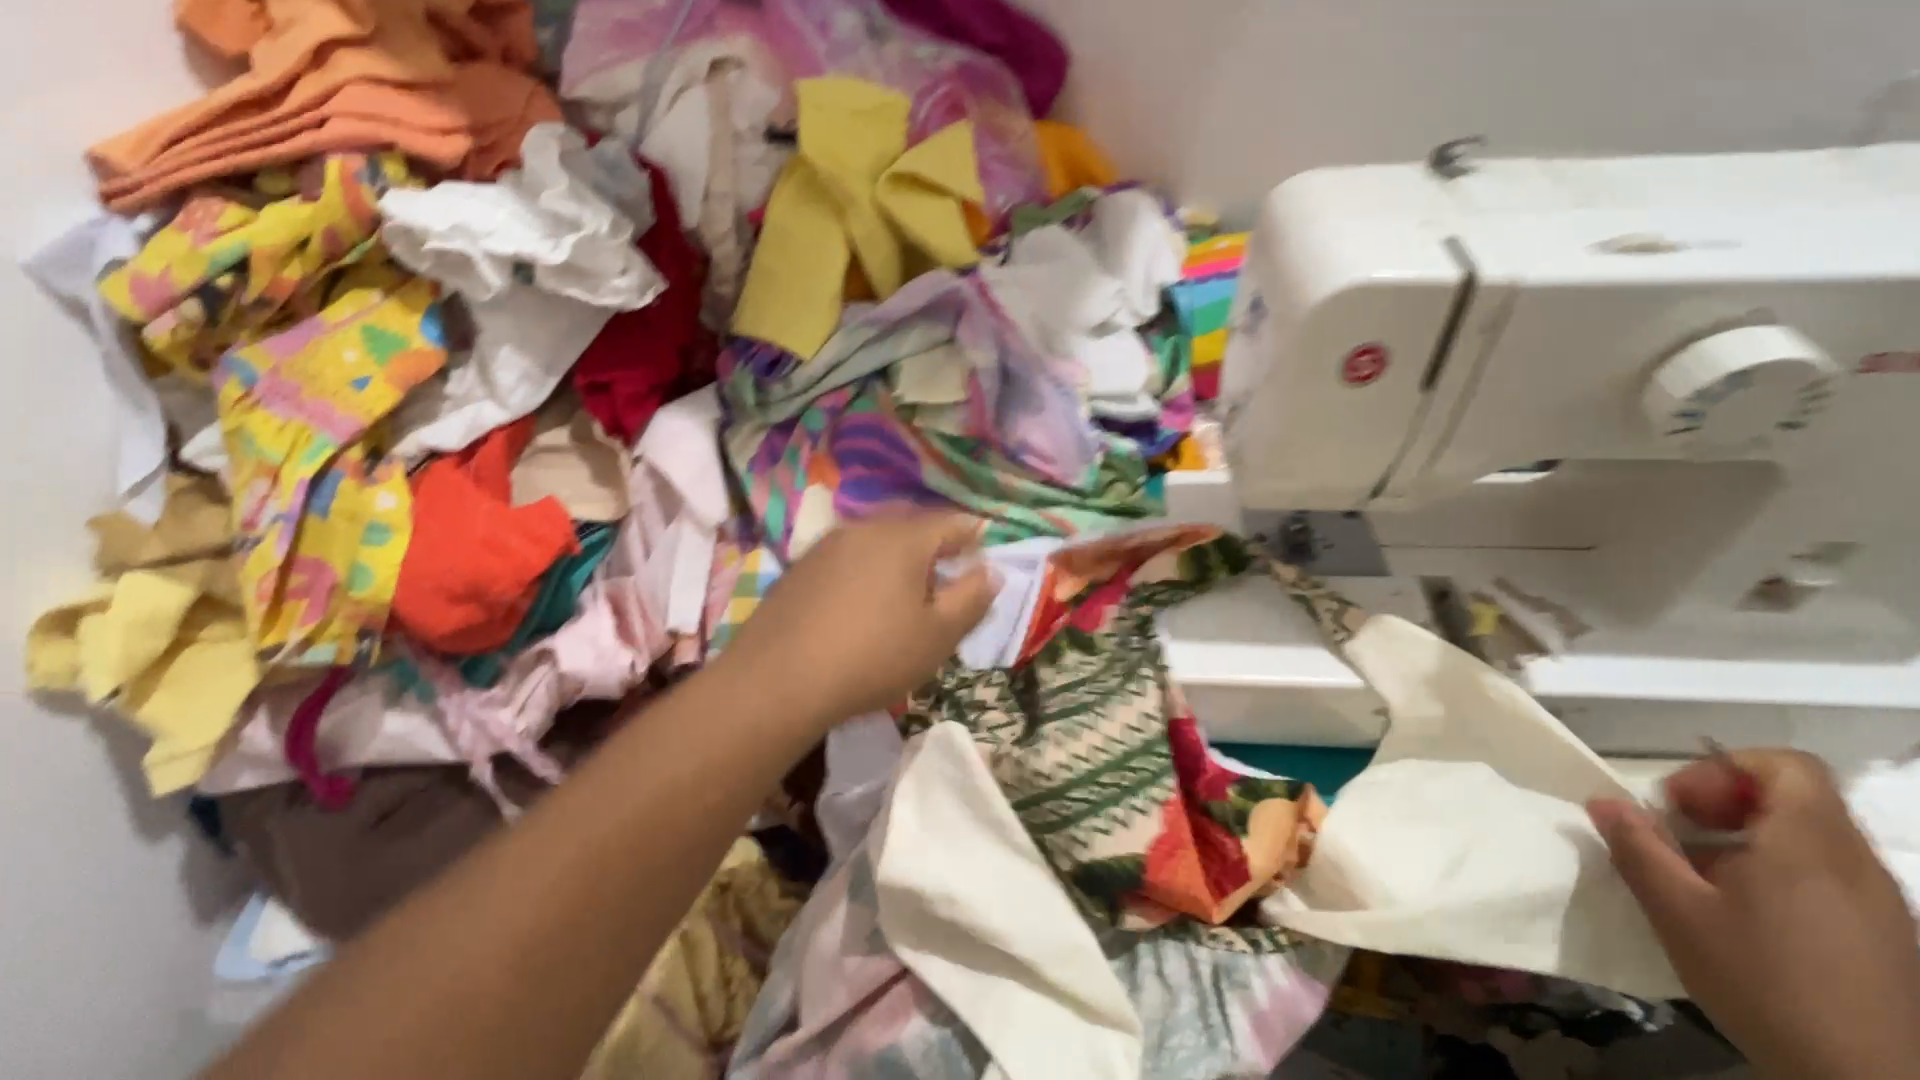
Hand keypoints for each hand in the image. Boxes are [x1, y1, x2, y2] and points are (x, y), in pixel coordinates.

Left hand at [714, 513, 995, 728]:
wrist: (777, 680)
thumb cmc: (872, 656)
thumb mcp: (937, 636)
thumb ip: (971, 599)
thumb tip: (991, 571)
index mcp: (903, 538)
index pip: (950, 522)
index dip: (973, 537)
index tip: (982, 558)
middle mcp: (863, 529)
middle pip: (910, 527)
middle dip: (934, 549)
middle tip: (946, 581)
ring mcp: (824, 547)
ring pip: (875, 543)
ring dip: (897, 562)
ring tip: (905, 598)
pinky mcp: (798, 570)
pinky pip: (846, 561)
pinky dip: (865, 575)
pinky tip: (861, 608)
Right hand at [1589, 751, 1919, 1079]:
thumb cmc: (1764, 983)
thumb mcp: (1678, 914)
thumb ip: (1638, 849)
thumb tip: (1604, 800)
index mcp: (1808, 841)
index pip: (1783, 764)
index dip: (1723, 768)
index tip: (1679, 806)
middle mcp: (1855, 858)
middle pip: (1794, 798)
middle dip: (1727, 805)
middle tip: (1681, 839)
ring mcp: (1881, 899)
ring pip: (1811, 838)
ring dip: (1751, 842)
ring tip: (1707, 884)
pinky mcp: (1889, 934)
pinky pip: (1831, 876)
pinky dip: (1783, 876)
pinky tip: (1750, 922)